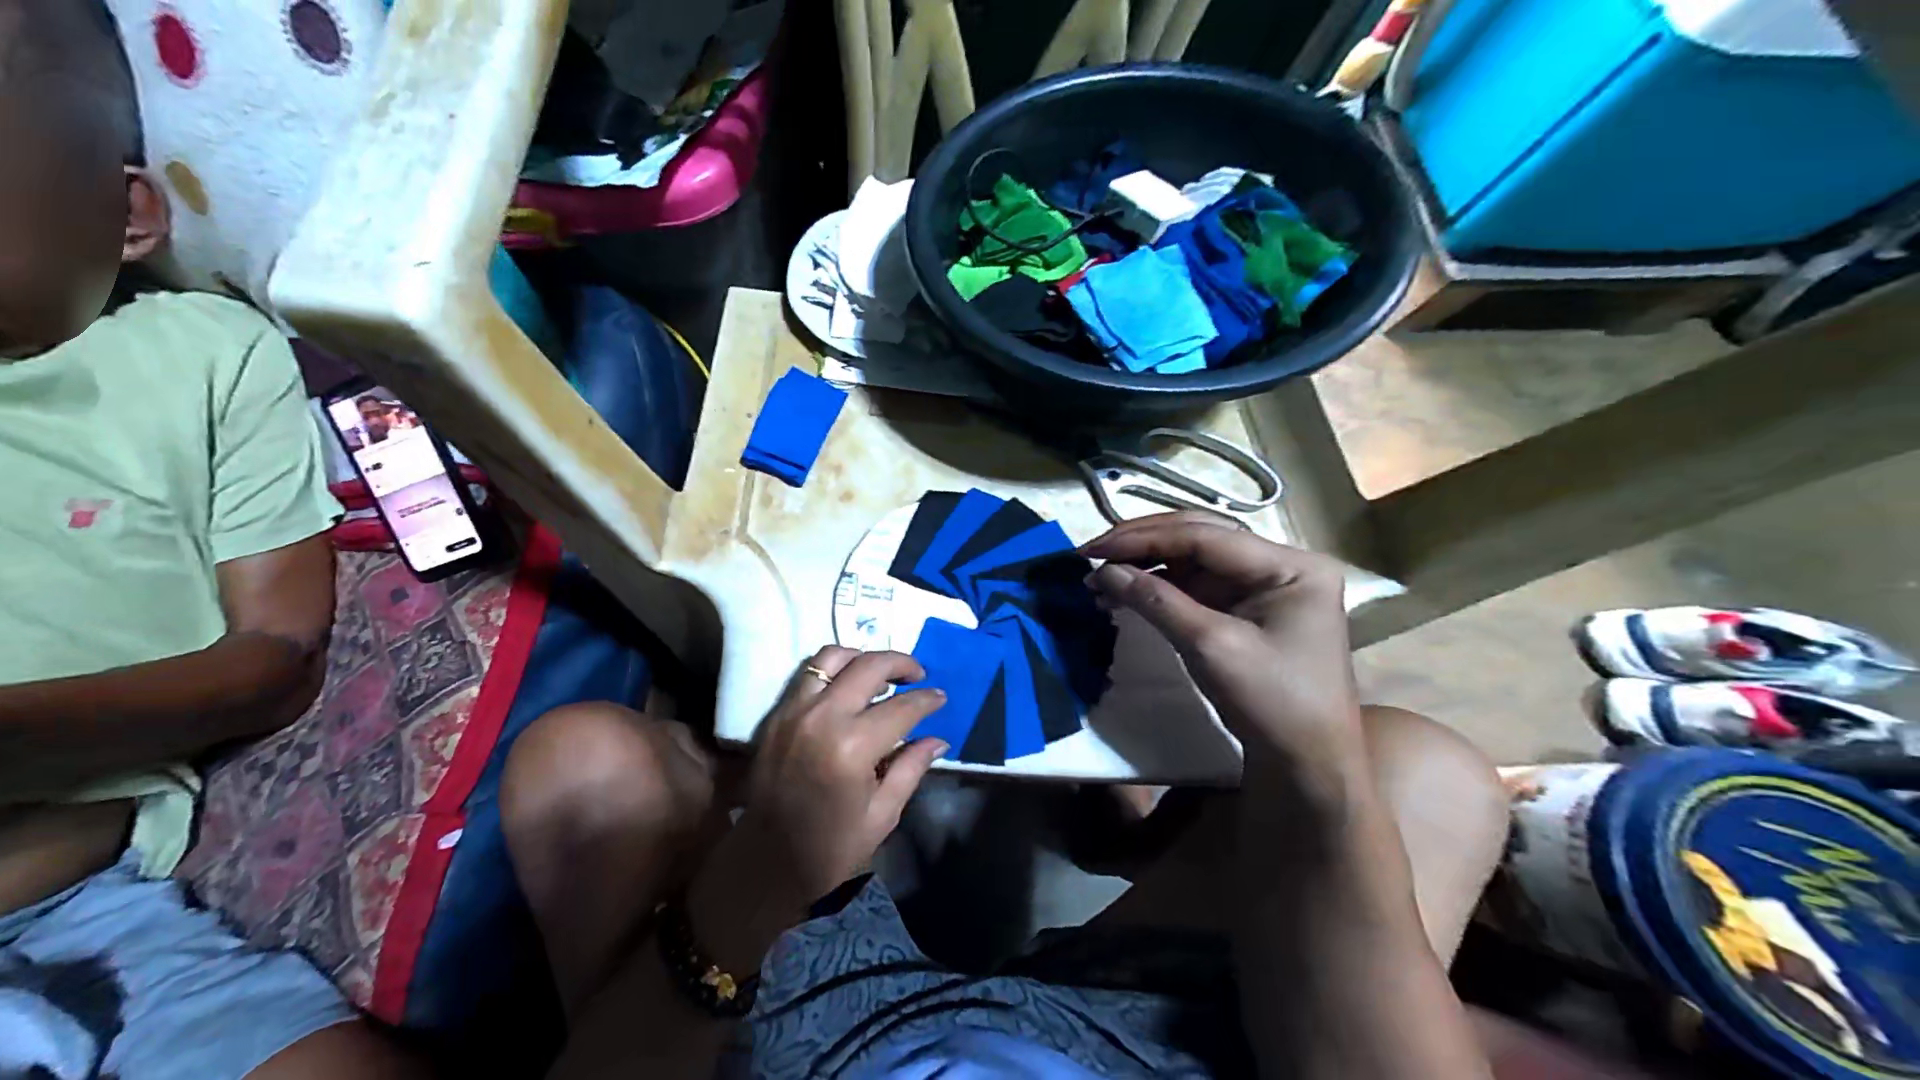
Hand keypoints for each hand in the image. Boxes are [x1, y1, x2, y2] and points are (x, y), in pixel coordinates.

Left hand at [729, 647, 948, 907]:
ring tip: (880, 674)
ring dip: (863, 658)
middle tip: (917, 674)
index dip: (927, 700)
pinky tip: (848, 687)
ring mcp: (794, 711)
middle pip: (869, 666)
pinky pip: (808, 674)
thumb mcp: (882, 814)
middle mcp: (822, 718)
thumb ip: (911, 768)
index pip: (902, 707)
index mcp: (853, 748)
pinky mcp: (777, 714)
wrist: (766, 861)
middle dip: (901, 663)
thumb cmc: (831, 847)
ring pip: (833, 656)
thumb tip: (938, 739)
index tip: (940, 697)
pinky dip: (833, 670)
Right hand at [1080, 513, 1364, 775]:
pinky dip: (1157, 586)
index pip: (1205, 536)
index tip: (1094, 550)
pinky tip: (1125, 591)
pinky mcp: (1243, 606)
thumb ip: (1158, 602)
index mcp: (1289, 565)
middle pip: (1199, 538)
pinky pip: (1194, 584)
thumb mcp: (1211, 647)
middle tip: (1091, 555)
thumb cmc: (1272, 703)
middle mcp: (1278, 563)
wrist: (1305, 762)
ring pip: (1192, 559)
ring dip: (1145, 564)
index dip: (1144, 538)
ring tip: (1099, 577)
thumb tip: (1103, 573)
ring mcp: (1260, 585)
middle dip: (1142, 545)